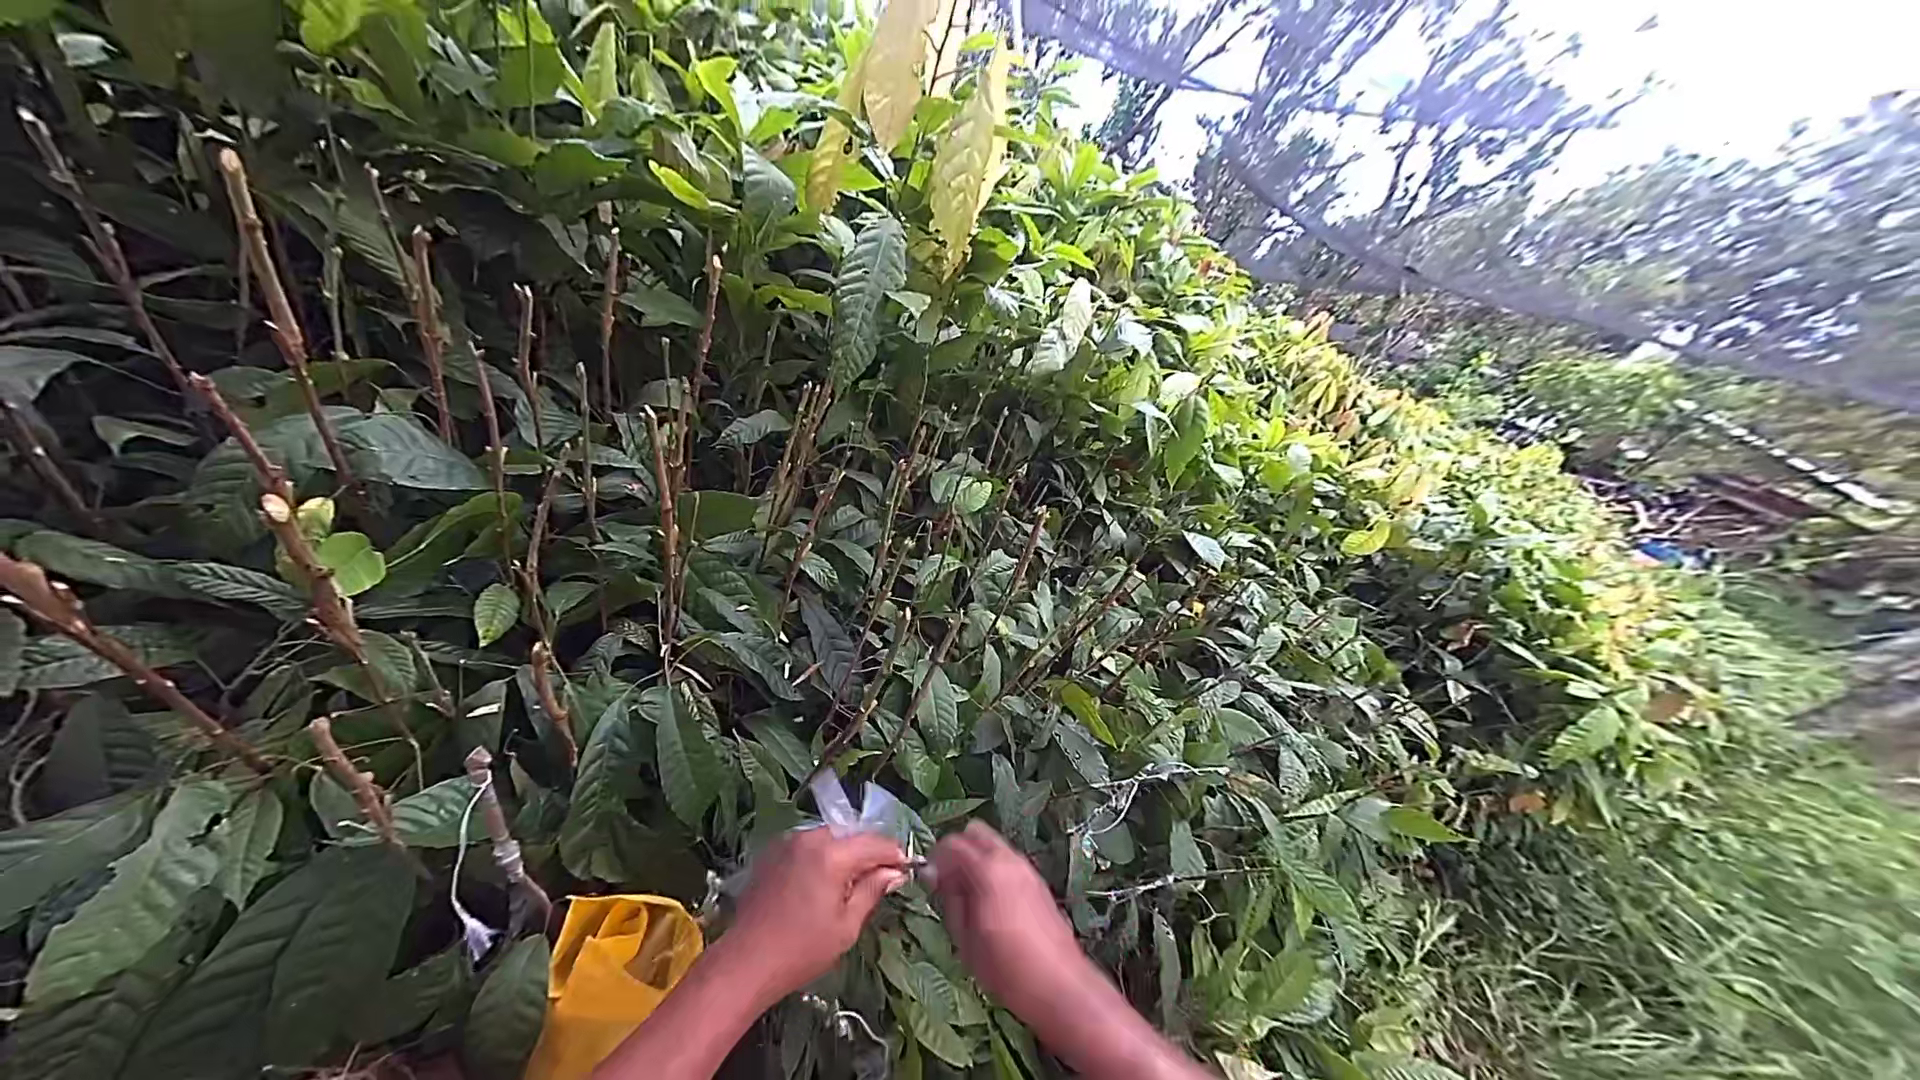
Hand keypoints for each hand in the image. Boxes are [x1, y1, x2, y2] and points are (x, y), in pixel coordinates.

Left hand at [722, 827, 908, 1003]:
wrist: (745, 962)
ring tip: (847, 884)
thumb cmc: (801, 949)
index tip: (905, 868)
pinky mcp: (773, 852)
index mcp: (832, 853)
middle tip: (878, 879)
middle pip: (851, 837)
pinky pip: (808, 847)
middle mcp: (810, 837)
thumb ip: (872, 891)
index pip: (874, 842)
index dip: (893, 854)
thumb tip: (894, 872)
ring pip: (829, 840)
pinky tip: (819, 884)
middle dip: (867, 854)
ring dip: (843, 855)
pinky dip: (820, 857)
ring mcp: (788, 842)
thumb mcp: (846, 926)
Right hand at [931, 822, 1211, 1079]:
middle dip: (957, 849)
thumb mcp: (966, 939)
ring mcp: (1027, 867)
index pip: (952, 842)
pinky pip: (1008, 860)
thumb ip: (951, 900)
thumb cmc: (1007, 968)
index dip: (936, 858)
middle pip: (975, 832)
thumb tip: (939, 878)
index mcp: (988, 869)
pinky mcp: (1038, 880)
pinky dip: (993, 868)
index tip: (930, 881)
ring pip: (993, 844)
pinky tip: (991, 901)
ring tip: (969, 894)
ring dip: (976, 858)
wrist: (1060, 985)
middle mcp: (1009, 859)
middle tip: (948, 881)